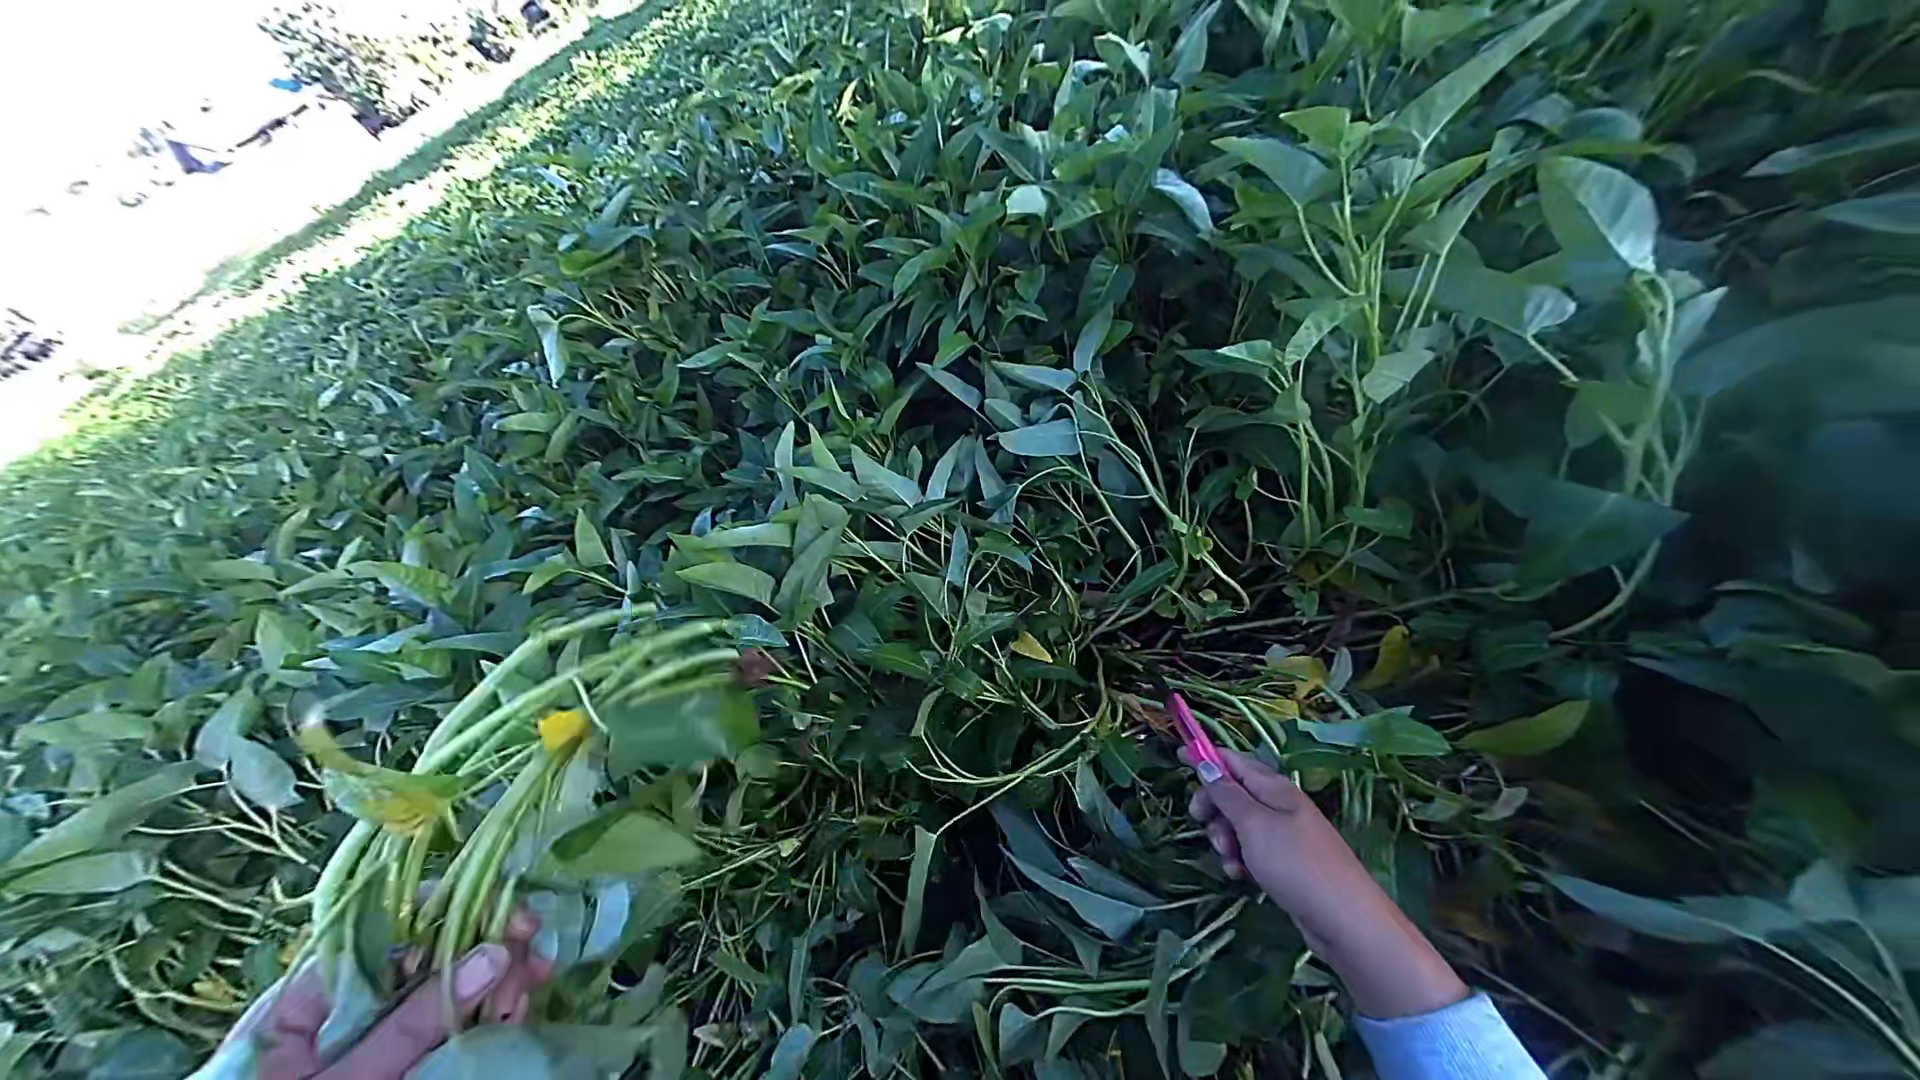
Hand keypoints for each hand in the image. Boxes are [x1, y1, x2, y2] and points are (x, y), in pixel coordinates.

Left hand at [230, 911, 554, 1079]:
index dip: (459, 908)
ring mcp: (378, 1025)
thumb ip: (410, 1026)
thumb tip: (496, 952)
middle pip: (435, 946)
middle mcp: (347, 998)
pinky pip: (454, 1014)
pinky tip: (515, 1013)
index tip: (513, 921)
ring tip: (526, 997)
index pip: (391, 921)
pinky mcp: (402, 1052)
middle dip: (493, 949)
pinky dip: (488, 1010)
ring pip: (454, 977)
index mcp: (310, 995)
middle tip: (536, 963)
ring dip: (500, 980)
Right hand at [1186, 747, 1468, 1017]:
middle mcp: (1278, 804)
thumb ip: (1226, 793)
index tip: (1178, 756)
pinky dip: (1239, 857)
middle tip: (1200, 822)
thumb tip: (1205, 763)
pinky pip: (1251, 848)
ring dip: (1224, 837)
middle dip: (1213, 807)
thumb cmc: (1296, 864)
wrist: (1347, 923)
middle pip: (1232, 792)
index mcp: (1273, 787)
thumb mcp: (1253, 824)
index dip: (1206, 756)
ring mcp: (1283, 833)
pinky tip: (1240, 874)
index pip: (1233, 759)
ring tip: (1229, 859)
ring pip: (1238, 823)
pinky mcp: (1285, 861)